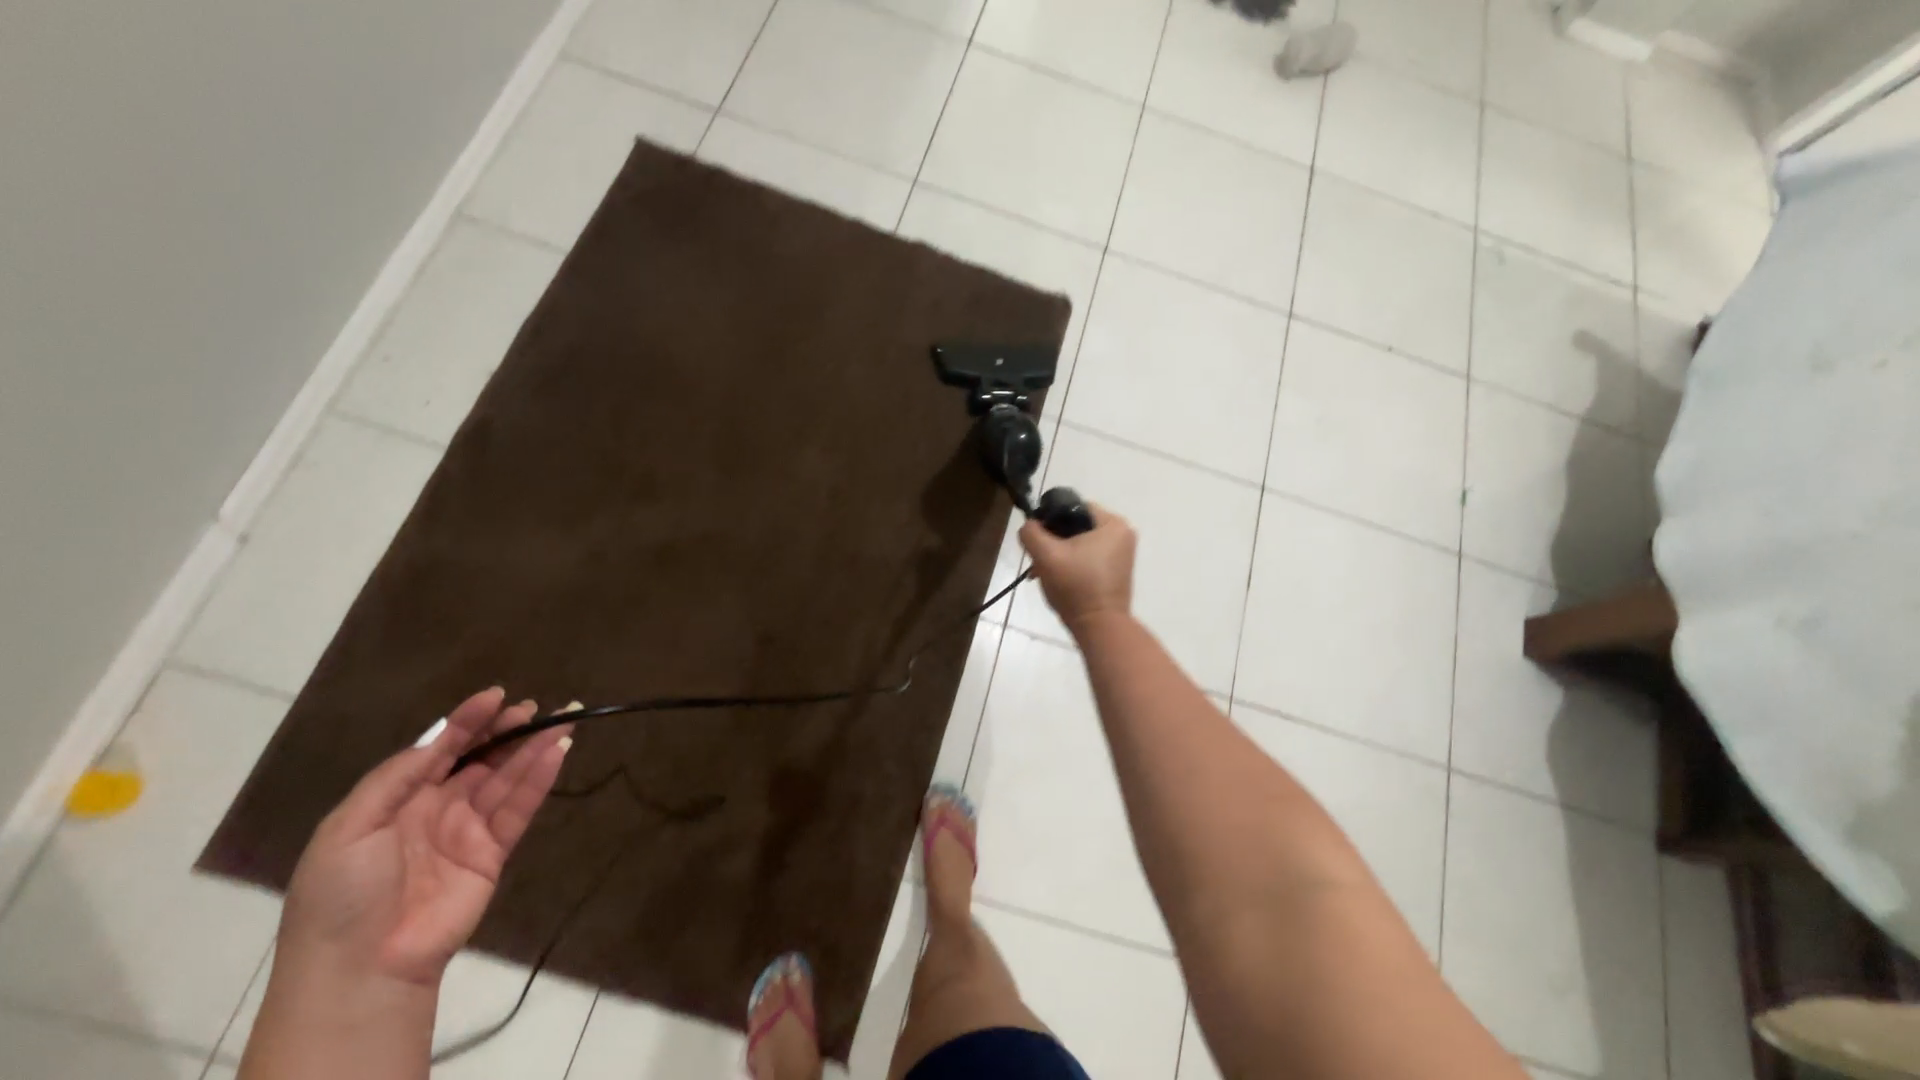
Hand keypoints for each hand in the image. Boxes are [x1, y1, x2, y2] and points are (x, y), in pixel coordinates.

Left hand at [276, 688, 571, 988]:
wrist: (361, 967)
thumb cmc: (342, 893)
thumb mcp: (350, 826)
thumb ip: (397, 777)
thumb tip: (441, 735)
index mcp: (394, 800)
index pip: (437, 749)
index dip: (465, 722)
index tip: (495, 696)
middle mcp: (433, 809)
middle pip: (477, 760)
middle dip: (505, 732)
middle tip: (534, 708)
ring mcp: (465, 832)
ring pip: (504, 780)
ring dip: (531, 750)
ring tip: (561, 721)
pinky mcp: (491, 856)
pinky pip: (518, 811)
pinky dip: (538, 782)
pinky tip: (556, 756)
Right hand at [1019, 503, 1136, 631]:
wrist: (1099, 627)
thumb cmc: (1076, 587)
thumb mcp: (1046, 555)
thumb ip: (1031, 533)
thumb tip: (1029, 526)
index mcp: (1113, 524)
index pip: (1074, 507)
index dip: (1051, 520)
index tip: (1037, 540)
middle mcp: (1123, 535)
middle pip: (1077, 527)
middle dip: (1054, 542)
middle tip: (1038, 561)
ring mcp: (1122, 555)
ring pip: (1081, 544)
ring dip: (1060, 556)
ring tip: (1044, 573)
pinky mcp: (1117, 572)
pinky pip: (1089, 559)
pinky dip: (1073, 566)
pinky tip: (1058, 580)